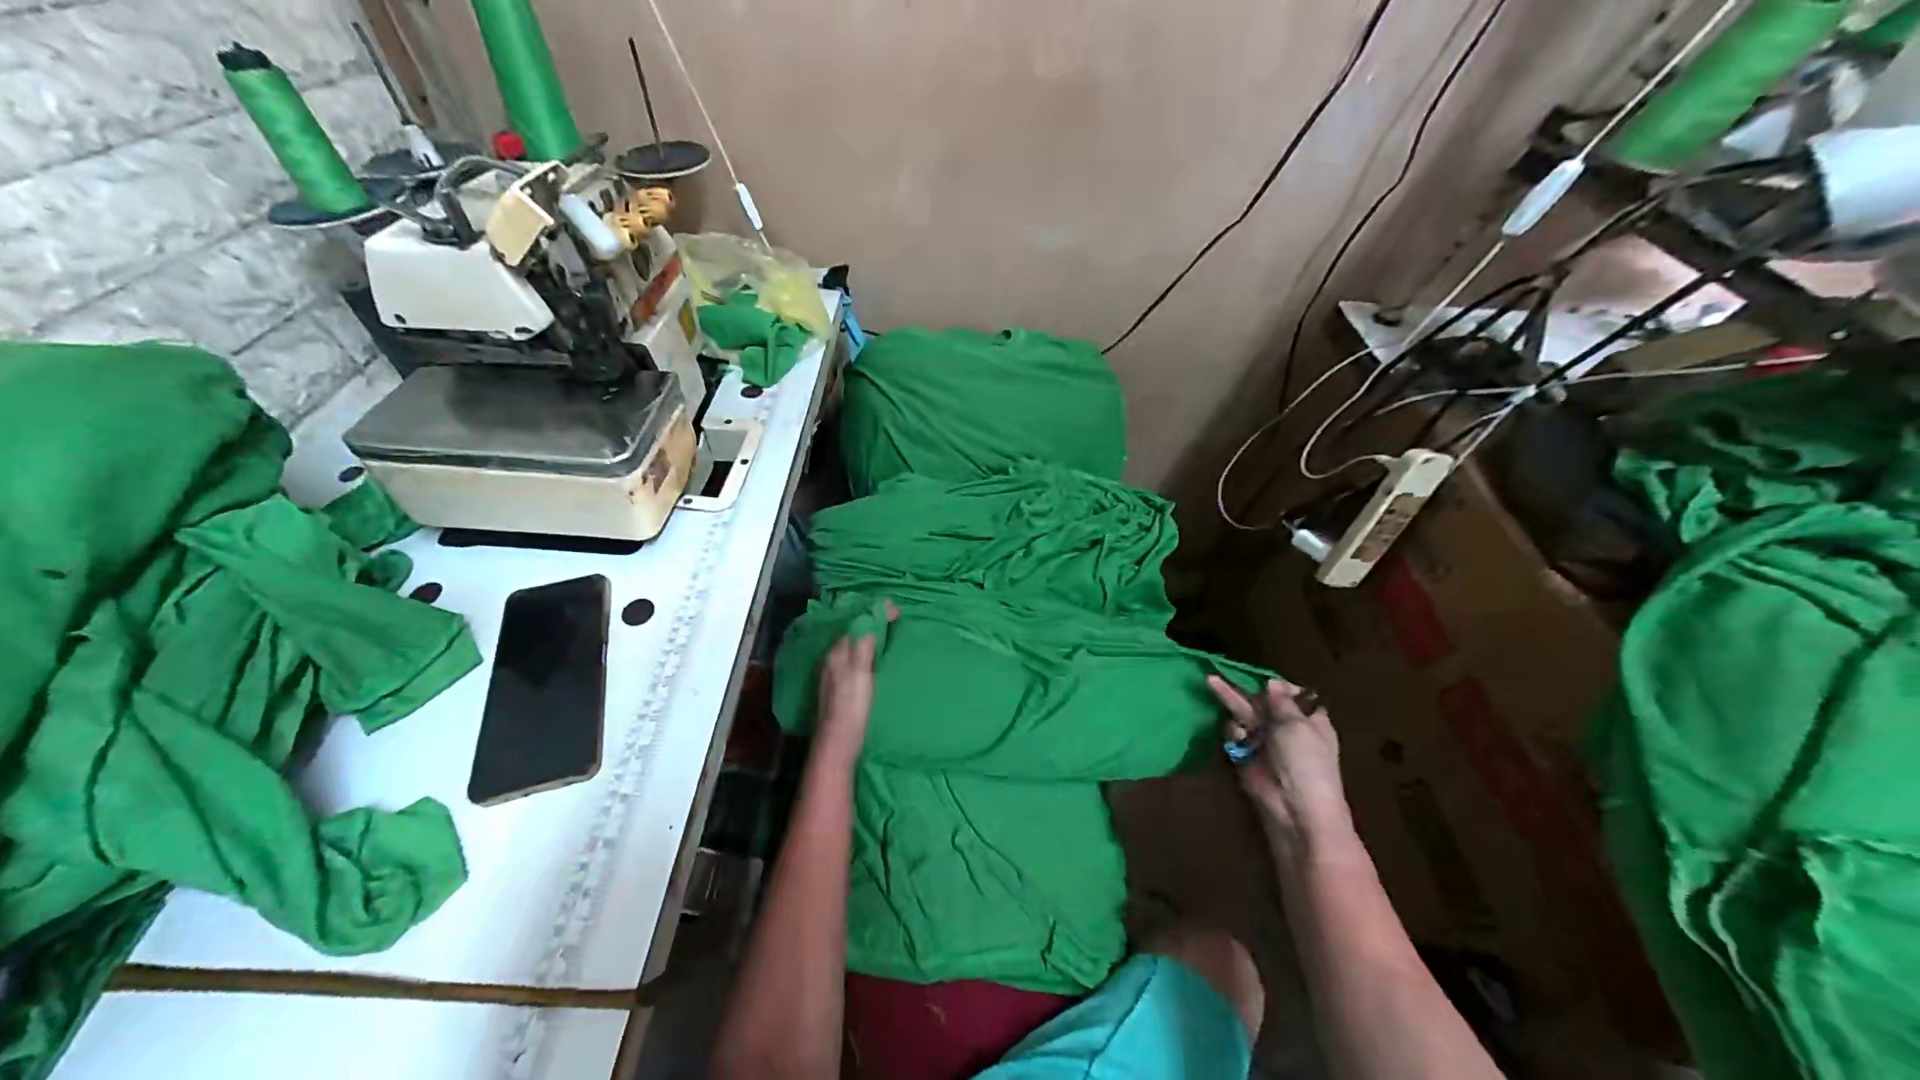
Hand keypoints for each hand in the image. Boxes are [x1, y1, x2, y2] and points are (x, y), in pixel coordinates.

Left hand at [813, 601, 897, 768]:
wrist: (838, 744)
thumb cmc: (851, 707)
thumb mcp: (860, 672)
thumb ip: (864, 644)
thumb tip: (872, 616)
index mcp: (837, 653)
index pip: (857, 624)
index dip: (876, 614)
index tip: (898, 609)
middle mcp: (833, 660)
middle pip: (854, 634)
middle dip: (873, 624)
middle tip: (896, 619)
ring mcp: (835, 675)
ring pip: (854, 647)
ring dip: (871, 639)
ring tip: (890, 636)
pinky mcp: (840, 689)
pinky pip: (855, 660)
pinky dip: (868, 654)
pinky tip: (877, 660)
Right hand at [1207, 676, 1351, 842]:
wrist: (1293, 808)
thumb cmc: (1305, 763)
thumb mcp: (1297, 725)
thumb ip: (1281, 702)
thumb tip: (1272, 682)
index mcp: (1309, 721)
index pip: (1292, 696)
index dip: (1278, 687)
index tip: (1263, 679)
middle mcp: (1286, 729)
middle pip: (1263, 703)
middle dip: (1245, 690)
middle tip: (1222, 673)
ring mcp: (1264, 742)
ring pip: (1244, 715)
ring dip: (1232, 703)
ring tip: (1213, 684)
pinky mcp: (1245, 756)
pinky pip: (1234, 735)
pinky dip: (1232, 731)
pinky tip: (1233, 732)